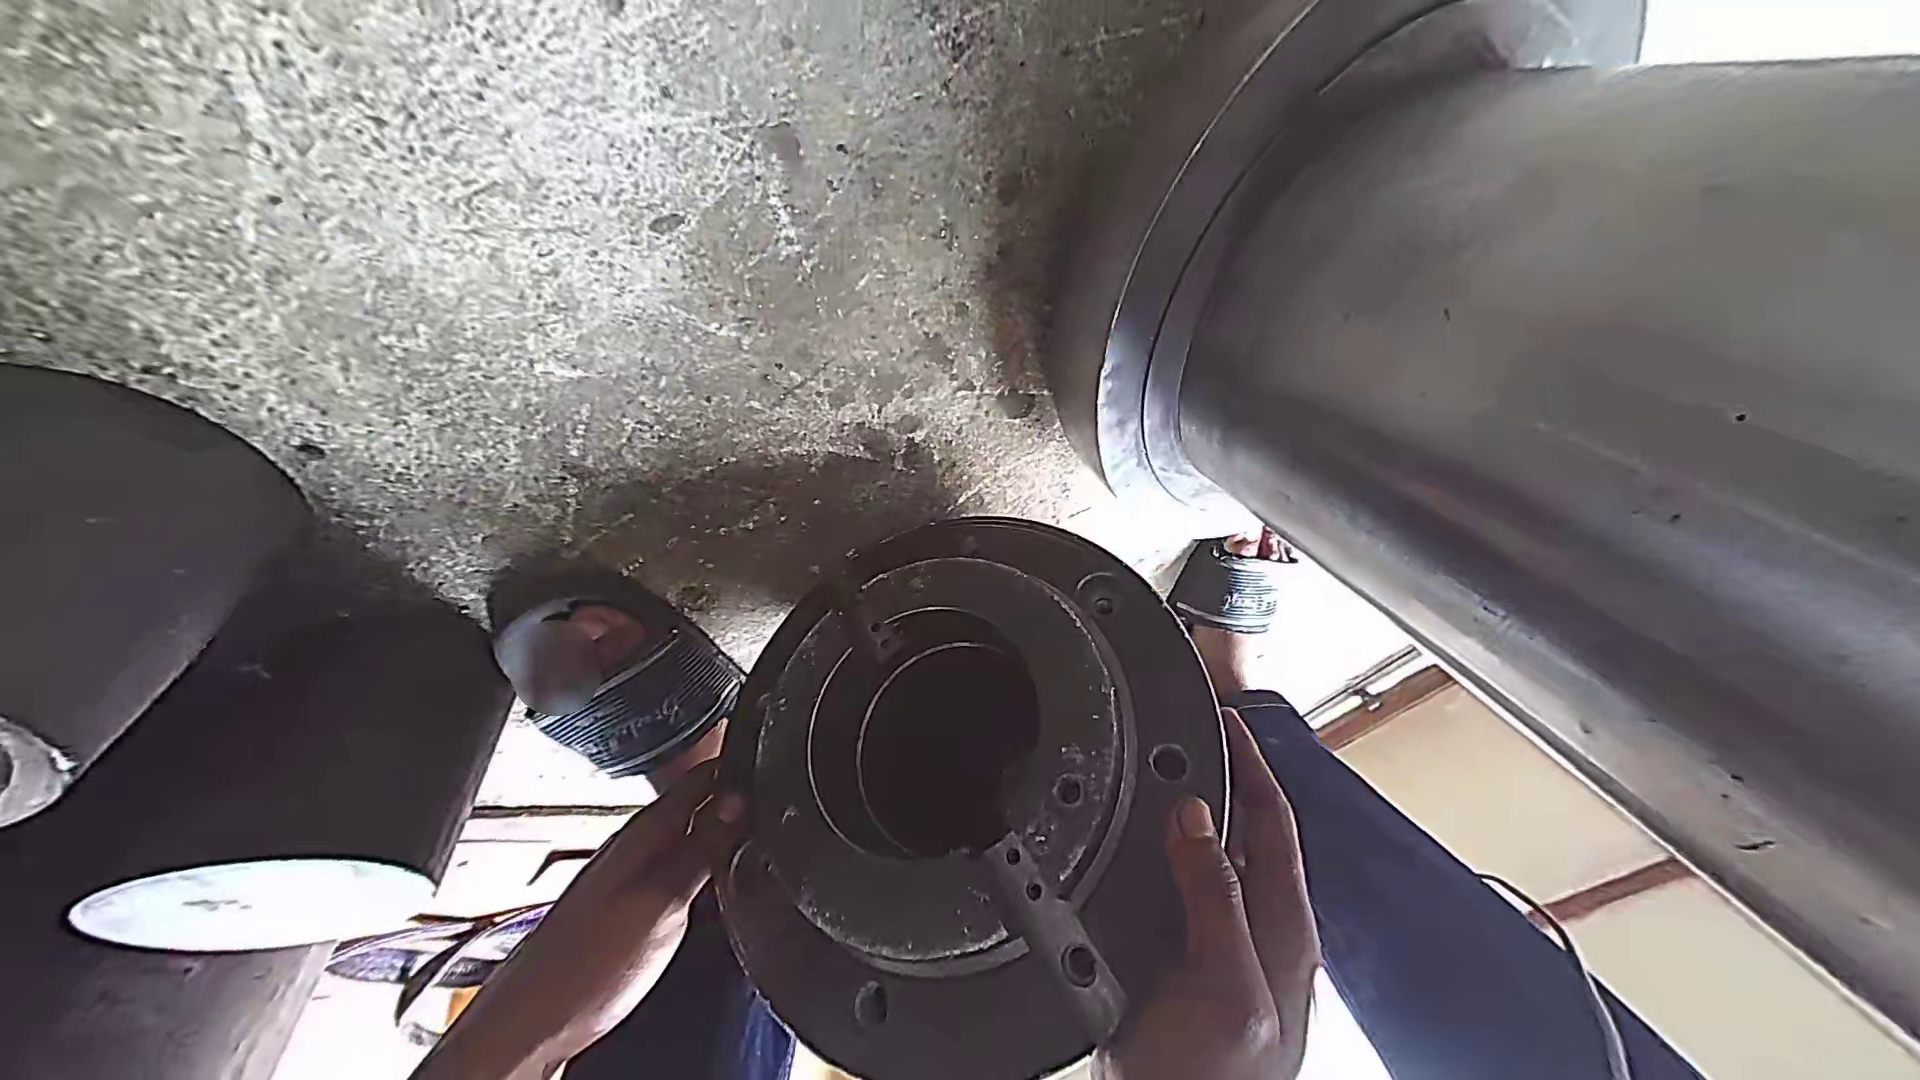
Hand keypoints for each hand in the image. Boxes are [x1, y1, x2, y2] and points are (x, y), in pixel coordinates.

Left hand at [414, 760, 745, 1079]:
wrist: (526, 1031)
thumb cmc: (584, 968)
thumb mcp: (662, 900)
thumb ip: (703, 846)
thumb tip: (739, 800)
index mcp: (644, 833)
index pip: (702, 776)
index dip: (739, 766)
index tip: (774, 764)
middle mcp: (637, 847)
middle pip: (698, 803)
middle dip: (736, 800)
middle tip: (775, 806)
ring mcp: (631, 875)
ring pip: (689, 835)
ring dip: (721, 832)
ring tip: (755, 839)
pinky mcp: (629, 905)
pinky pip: (678, 866)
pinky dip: (704, 864)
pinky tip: (717, 883)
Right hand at [1096, 708, 1319, 1079]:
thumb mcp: (1226, 990)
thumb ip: (1216, 899)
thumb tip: (1194, 815)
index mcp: (1281, 930)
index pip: (1274, 821)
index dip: (1253, 765)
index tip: (1227, 722)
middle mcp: (1257, 929)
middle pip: (1245, 828)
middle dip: (1222, 775)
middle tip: (1188, 736)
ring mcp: (1222, 941)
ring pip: (1210, 850)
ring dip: (1191, 806)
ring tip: (1163, 769)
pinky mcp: (1186, 953)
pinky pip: (1179, 876)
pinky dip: (1164, 842)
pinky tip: (1141, 836)